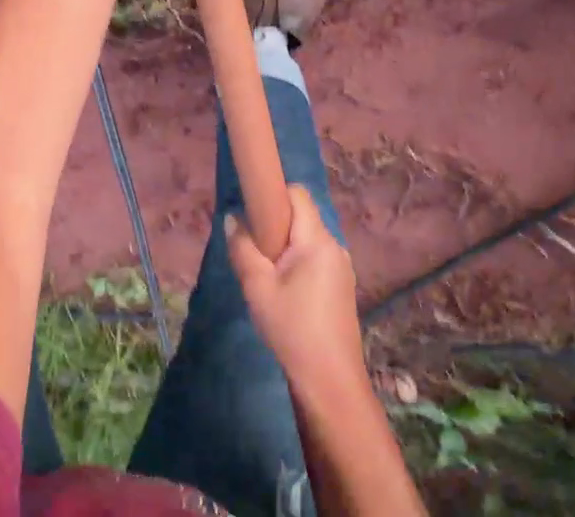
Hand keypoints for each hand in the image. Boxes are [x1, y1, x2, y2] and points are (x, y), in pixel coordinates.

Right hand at [225, 184, 367, 391]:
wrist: (329, 380)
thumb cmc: (291, 328)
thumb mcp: (256, 286)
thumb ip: (242, 247)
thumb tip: (233, 219)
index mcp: (317, 241)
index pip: (297, 194)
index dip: (272, 194)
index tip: (249, 211)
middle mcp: (334, 247)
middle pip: (301, 217)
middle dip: (273, 225)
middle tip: (250, 249)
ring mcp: (341, 268)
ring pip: (305, 240)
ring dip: (282, 247)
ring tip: (262, 274)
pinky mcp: (340, 287)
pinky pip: (313, 259)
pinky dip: (293, 263)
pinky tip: (280, 291)